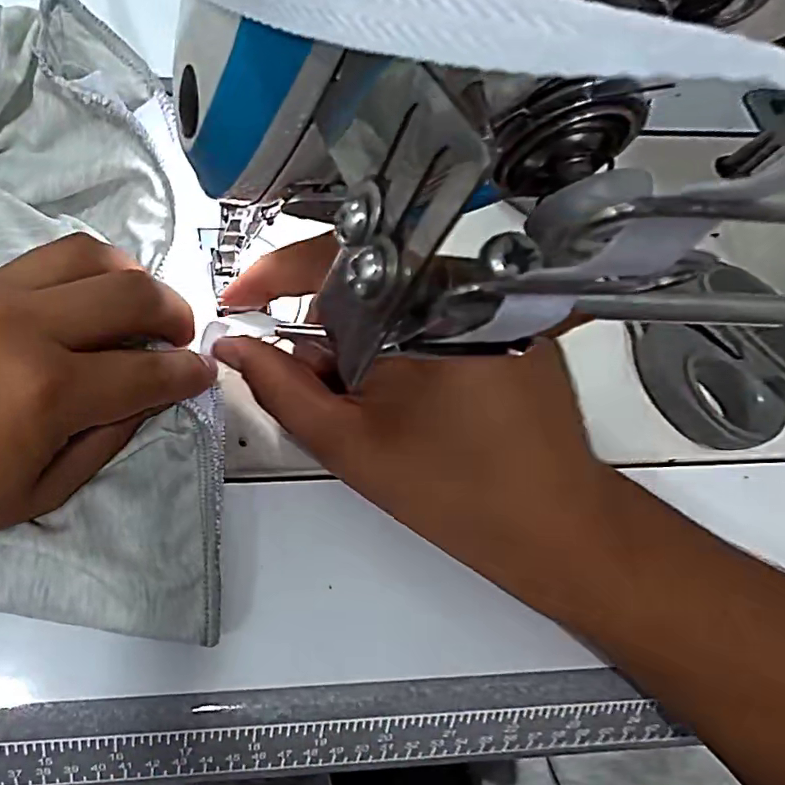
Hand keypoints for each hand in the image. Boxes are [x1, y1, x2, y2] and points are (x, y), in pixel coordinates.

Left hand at [0, 234, 213, 608]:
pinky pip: (33, 266)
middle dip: (173, 310)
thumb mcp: (39, 493)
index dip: (187, 372)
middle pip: (129, 290)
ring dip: (126, 275)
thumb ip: (106, 439)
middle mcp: (25, 327)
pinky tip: (68, 311)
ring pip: (83, 254)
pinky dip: (71, 280)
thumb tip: (146, 397)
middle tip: (178, 334)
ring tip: (133, 305)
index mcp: (49, 393)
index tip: (202, 373)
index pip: (147, 369)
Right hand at [215, 234, 626, 597]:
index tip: (241, 299)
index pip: (326, 262)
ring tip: (380, 411)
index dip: (270, 277)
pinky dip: (396, 350)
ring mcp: (489, 305)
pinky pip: (424, 317)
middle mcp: (463, 290)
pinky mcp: (502, 323)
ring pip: (388, 305)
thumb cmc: (463, 492)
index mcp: (420, 308)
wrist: (548, 523)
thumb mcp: (344, 439)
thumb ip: (278, 386)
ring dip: (361, 349)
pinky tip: (408, 404)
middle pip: (357, 288)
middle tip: (327, 395)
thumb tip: (236, 347)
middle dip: (323, 338)